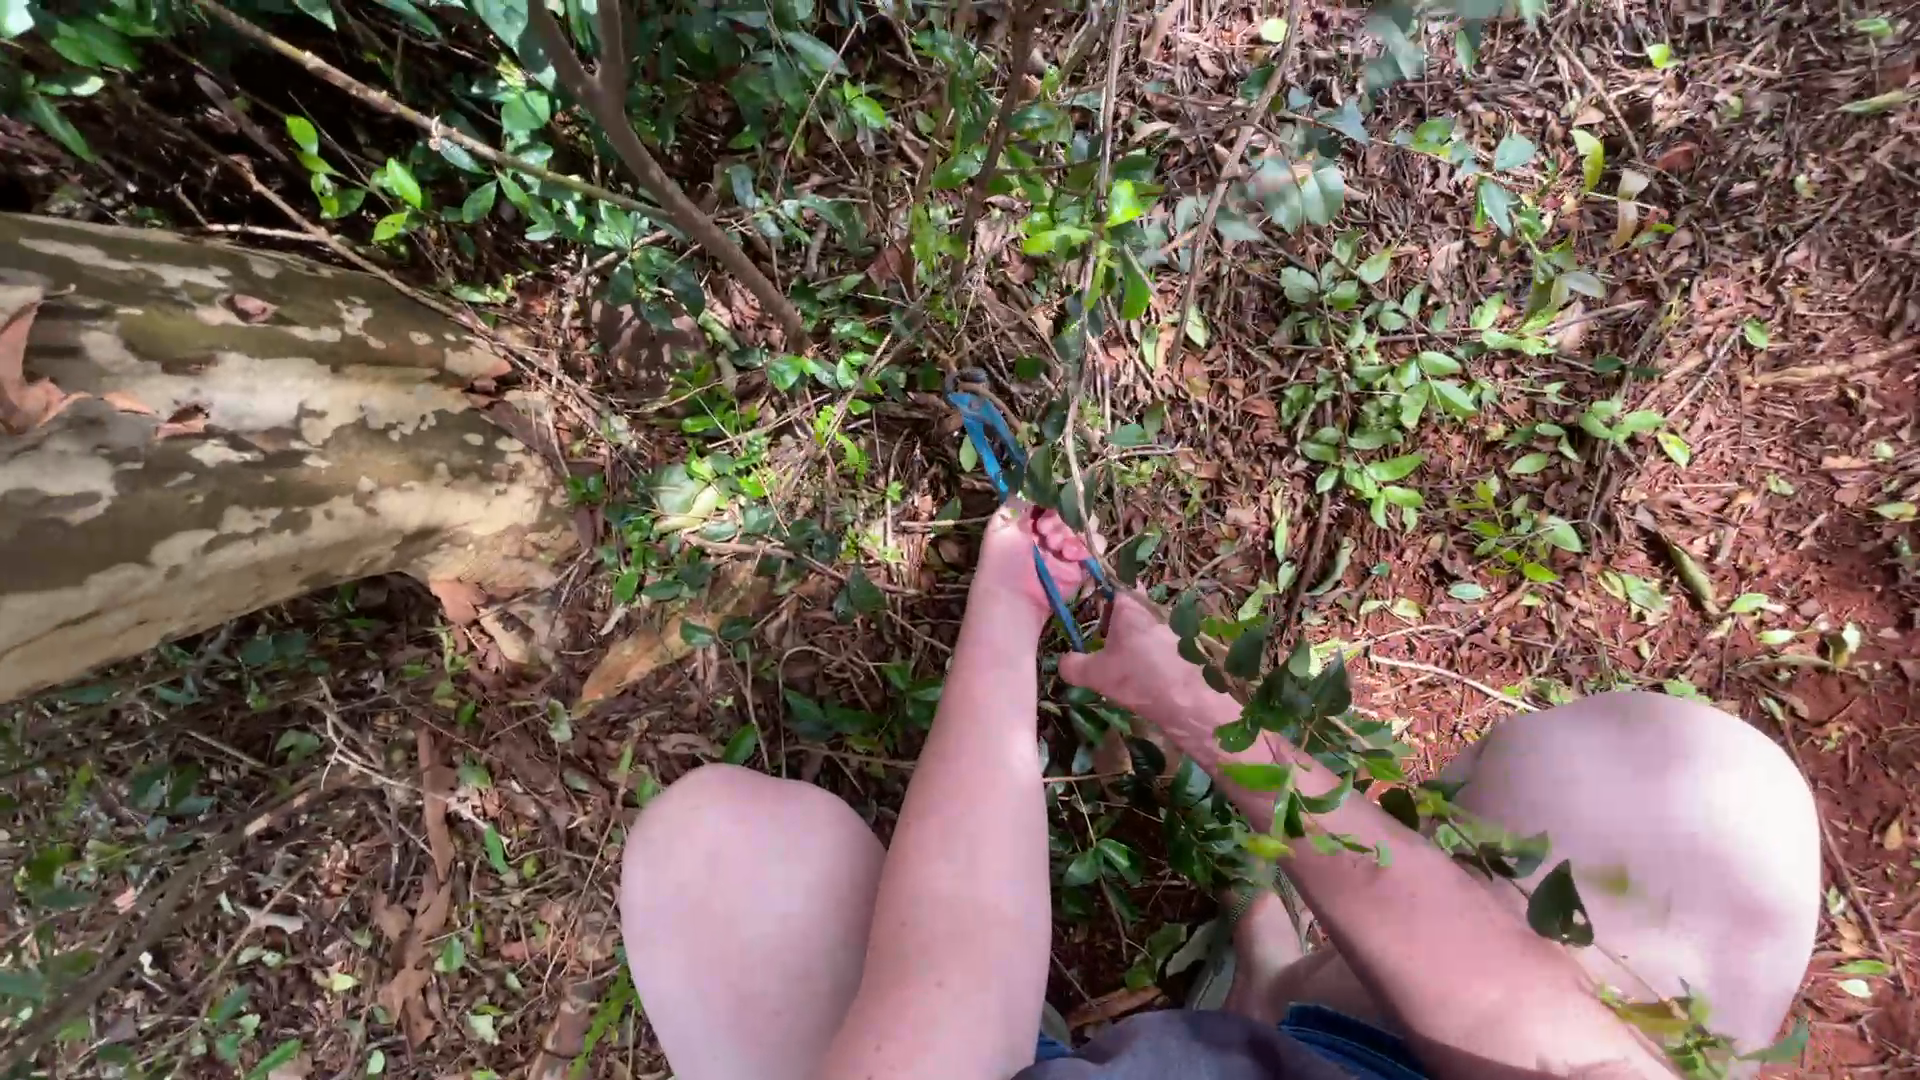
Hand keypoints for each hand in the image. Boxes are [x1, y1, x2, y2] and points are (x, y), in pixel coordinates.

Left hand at [970, 500, 1096, 623]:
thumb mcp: (1004, 524)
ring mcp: (1066, 547)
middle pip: (1071, 510)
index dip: (1052, 501)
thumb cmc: (1002, 561)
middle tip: (1047, 532)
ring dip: (1074, 532)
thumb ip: (1022, 501)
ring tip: (1058, 546)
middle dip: (1062, 518)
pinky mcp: (1079, 566)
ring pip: (1085, 527)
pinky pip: (1094, 548)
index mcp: (1029, 518)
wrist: (1012, 599)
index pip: (1050, 498)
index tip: (1045, 511)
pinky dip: (1087, 547)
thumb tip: (1033, 480)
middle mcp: (1049, 530)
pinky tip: (1071, 555)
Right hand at [1057, 591, 1215, 754]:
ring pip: (1147, 630)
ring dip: (1135, 644)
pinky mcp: (1187, 652)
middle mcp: (1154, 612)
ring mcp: (1174, 631)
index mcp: (1131, 607)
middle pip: (1132, 610)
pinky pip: (1162, 648)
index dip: (1103, 594)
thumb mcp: (1095, 674)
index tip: (1091, 609)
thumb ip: (1073, 665)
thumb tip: (1064, 662)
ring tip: (1121, 666)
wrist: (1190, 703)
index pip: (1116, 585)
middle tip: (1102, 643)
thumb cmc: (1138, 678)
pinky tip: (1142, 679)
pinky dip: (1152, 659)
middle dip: (1117, 625)